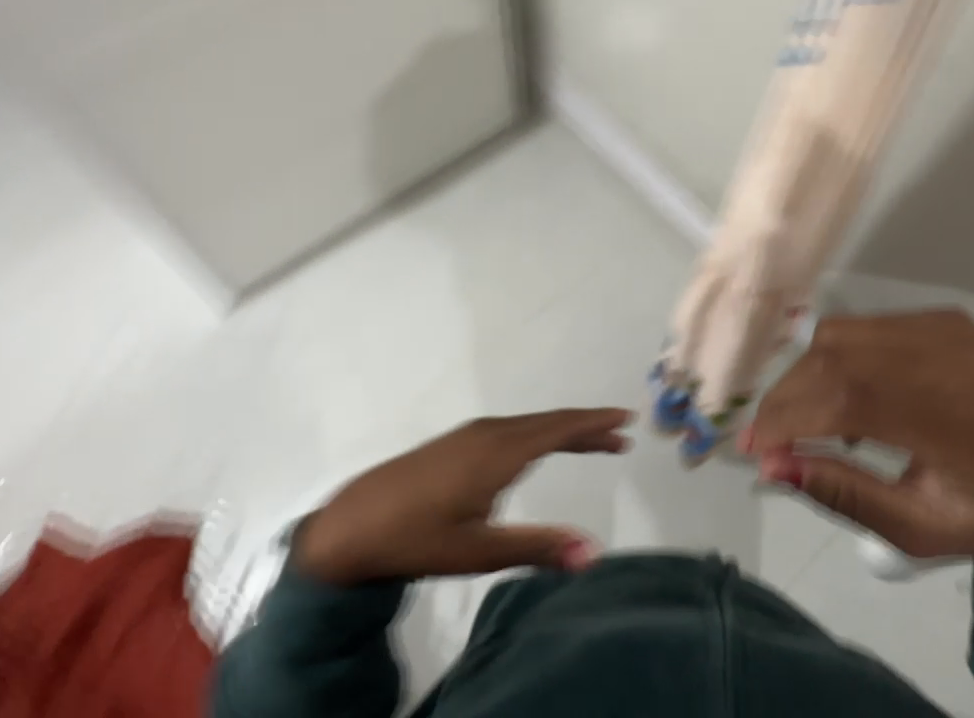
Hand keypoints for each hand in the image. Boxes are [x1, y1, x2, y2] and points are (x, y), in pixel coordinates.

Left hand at [291, 408, 633, 585]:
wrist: (348, 527)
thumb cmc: (415, 539)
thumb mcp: (479, 551)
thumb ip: (538, 548)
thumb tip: (595, 554)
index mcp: (498, 452)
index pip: (558, 427)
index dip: (593, 423)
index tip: (626, 419)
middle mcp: (487, 434)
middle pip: (546, 422)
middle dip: (584, 427)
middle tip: (620, 436)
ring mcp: (467, 437)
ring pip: (527, 426)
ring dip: (561, 431)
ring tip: (591, 443)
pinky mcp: (452, 445)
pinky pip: (509, 430)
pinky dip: (535, 435)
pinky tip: (535, 450)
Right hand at [744, 311, 973, 599]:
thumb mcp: (921, 531)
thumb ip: (844, 495)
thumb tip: (771, 466)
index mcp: (961, 424)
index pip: (847, 399)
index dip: (787, 418)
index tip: (751, 451)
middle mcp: (954, 360)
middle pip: (836, 358)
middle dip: (786, 397)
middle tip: (765, 440)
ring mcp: (951, 329)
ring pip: (842, 335)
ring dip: (806, 376)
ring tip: (803, 423)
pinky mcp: (947, 318)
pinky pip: (864, 328)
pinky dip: (836, 360)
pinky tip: (844, 399)